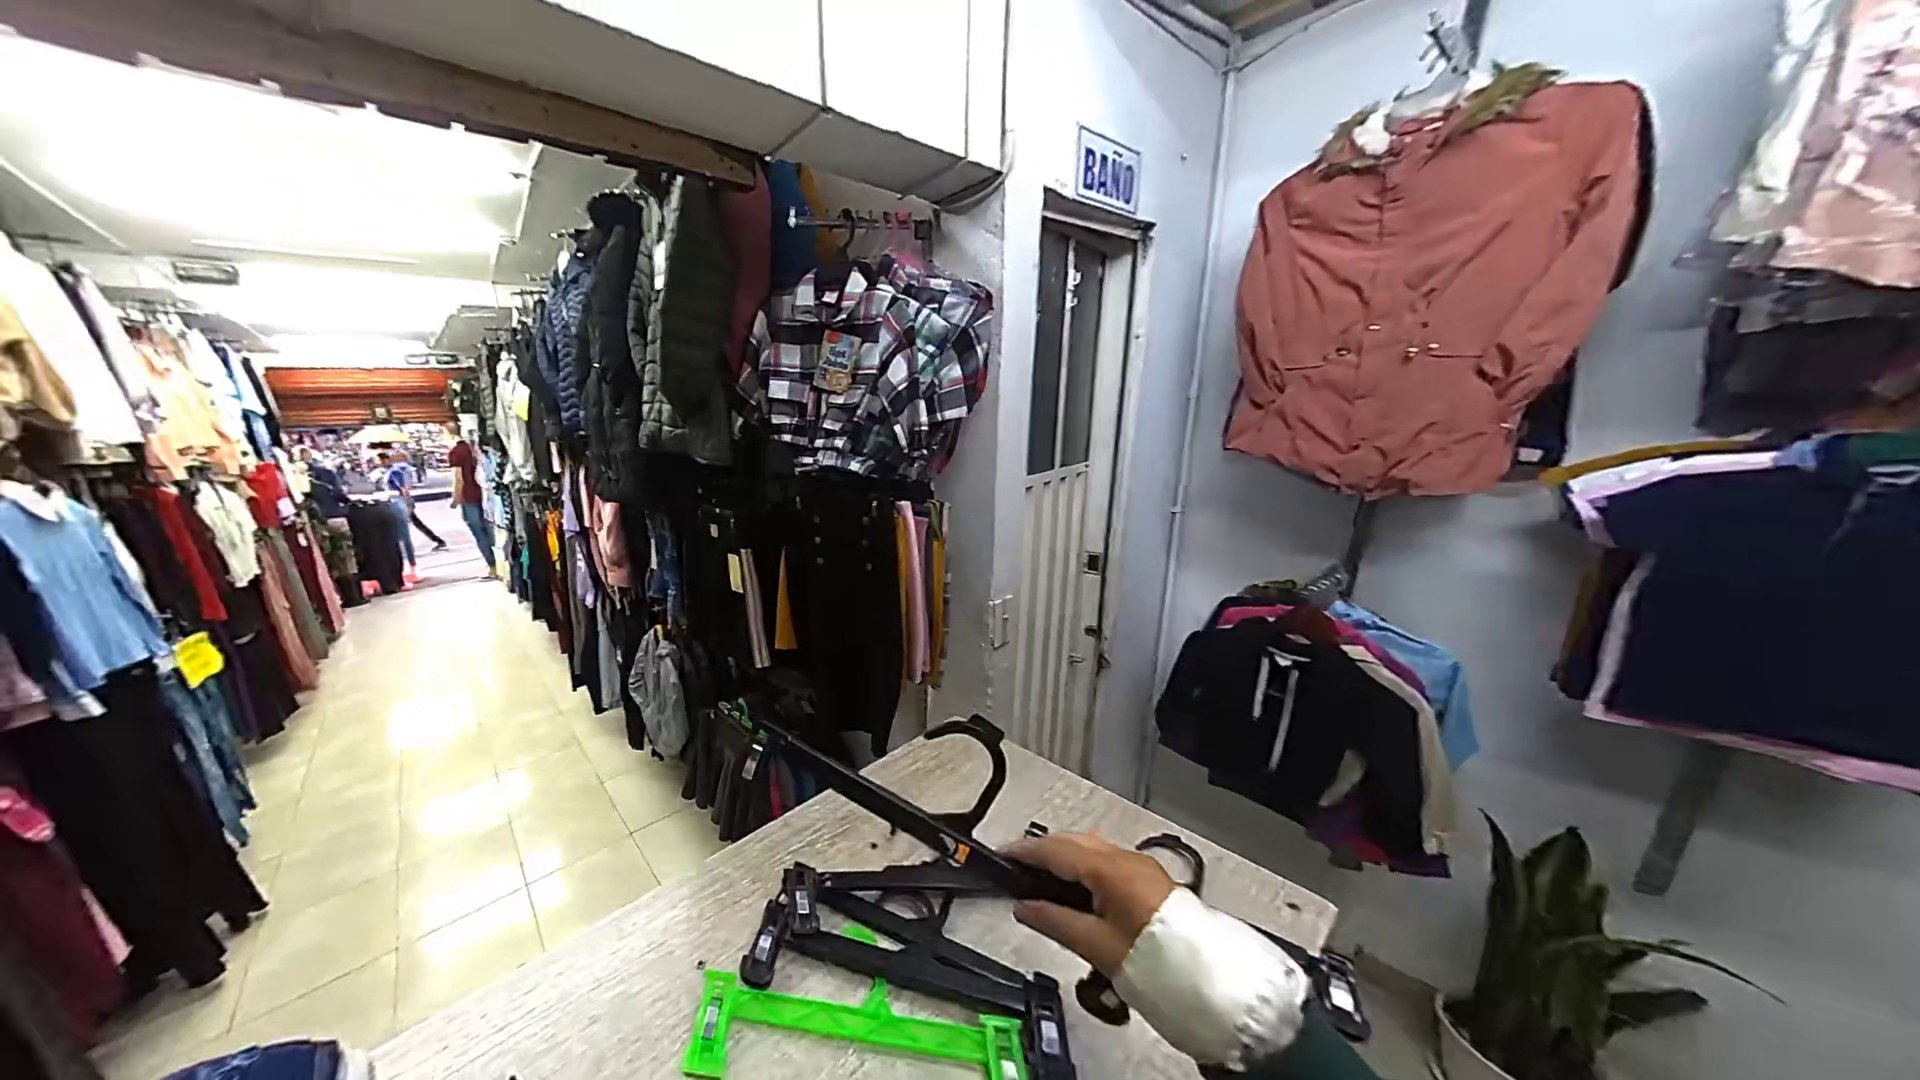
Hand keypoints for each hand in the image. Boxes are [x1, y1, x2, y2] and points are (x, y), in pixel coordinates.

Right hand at [1003, 833, 1174, 974]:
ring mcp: (1141, 866)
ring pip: (1092, 849)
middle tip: (1018, 864)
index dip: (1025, 851)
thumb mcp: (1097, 948)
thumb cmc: (1160, 964)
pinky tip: (1078, 885)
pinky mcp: (1151, 879)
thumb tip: (1026, 909)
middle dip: (1043, 850)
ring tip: (1043, 875)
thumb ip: (1056, 922)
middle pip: (1074, 842)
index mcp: (1109, 868)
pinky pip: (1108, 860)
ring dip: (1065, 856)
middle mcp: (1126, 858)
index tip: (1004, 854)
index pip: (1056, 850)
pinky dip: (1085, 866)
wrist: (1211, 981)